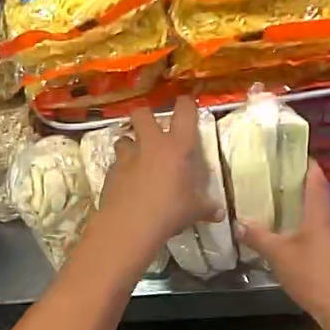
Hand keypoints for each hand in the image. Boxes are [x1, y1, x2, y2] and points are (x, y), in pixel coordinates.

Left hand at [89, 97, 221, 258]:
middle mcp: (151, 144)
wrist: (129, 225)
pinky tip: (126, 182)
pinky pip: (116, 162)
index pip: (184, 111)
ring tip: (136, 157)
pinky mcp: (111, 171)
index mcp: (177, 146)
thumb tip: (219, 214)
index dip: (186, 105)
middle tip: (152, 129)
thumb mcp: (193, 211)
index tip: (186, 105)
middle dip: (146, 116)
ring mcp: (127, 156)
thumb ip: (206, 208)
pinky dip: (121, 168)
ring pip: (123, 137)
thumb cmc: (169, 211)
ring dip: (129, 143)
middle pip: (142, 113)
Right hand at [235, 161, 329, 320]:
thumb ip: (258, 236)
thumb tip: (238, 222)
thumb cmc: (311, 273)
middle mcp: (329, 220)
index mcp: (319, 213)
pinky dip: (299, 224)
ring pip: (313, 213)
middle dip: (295, 183)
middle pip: (314, 194)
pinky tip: (283, 232)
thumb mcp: (278, 254)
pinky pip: (314, 230)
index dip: (305, 162)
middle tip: (270, 176)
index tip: (289, 151)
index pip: (315, 178)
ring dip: (296, 205)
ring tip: (271, 201)